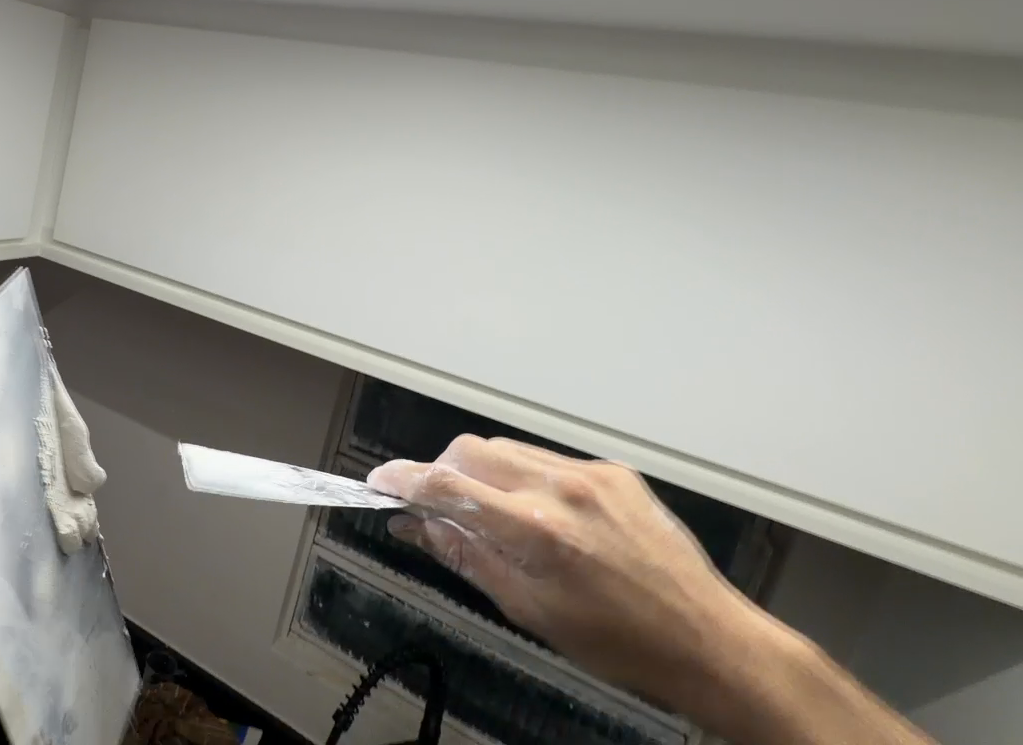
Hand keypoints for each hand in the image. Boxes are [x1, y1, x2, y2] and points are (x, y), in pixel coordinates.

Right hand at [369, 436, 934, 744]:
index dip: (401, 479)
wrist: (711, 642)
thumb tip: (410, 523)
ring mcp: (589, 474)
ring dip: (477, 469)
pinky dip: (520, 473)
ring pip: (501, 446)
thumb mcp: (526, 608)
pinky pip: (543, 455)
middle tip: (434, 504)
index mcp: (535, 532)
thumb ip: (462, 554)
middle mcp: (560, 489)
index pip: (444, 485)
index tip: (378, 482)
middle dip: (438, 470)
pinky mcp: (612, 470)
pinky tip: (535, 507)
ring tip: (487, 508)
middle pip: (466, 449)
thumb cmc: (618, 642)